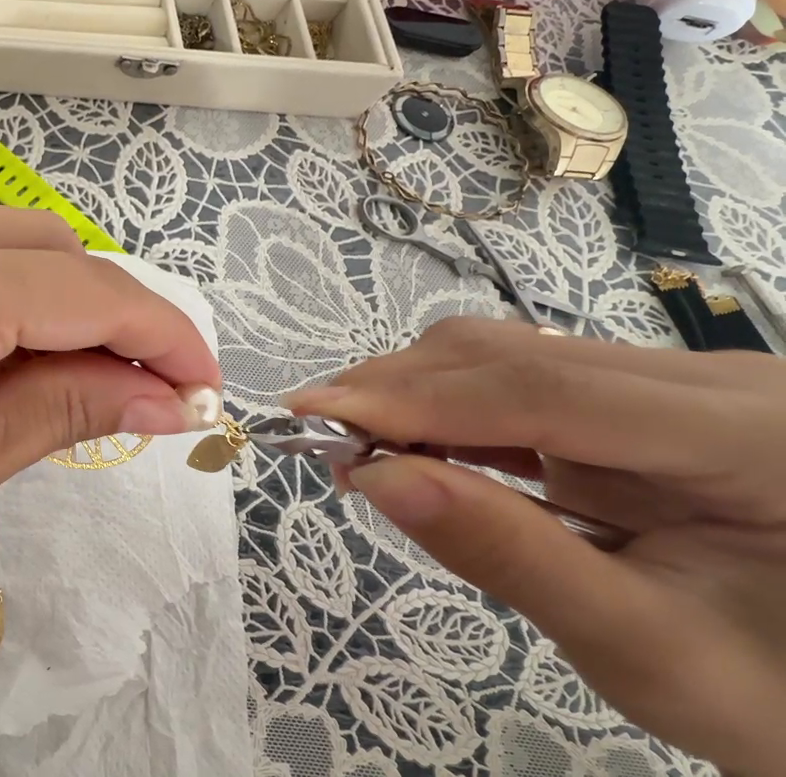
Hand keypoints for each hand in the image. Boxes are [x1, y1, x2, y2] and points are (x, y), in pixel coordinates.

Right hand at [286, 318, 785, 773]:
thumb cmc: (770, 693)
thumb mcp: (646, 652)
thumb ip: (510, 557)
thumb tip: (375, 475)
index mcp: (758, 436)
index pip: (545, 389)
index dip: (416, 396)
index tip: (309, 413)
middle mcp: (716, 382)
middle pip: (516, 356)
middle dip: (398, 390)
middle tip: (319, 442)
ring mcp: (676, 384)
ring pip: (506, 355)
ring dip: (412, 394)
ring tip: (356, 449)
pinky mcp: (638, 399)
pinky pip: (518, 380)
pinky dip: (445, 408)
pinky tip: (409, 443)